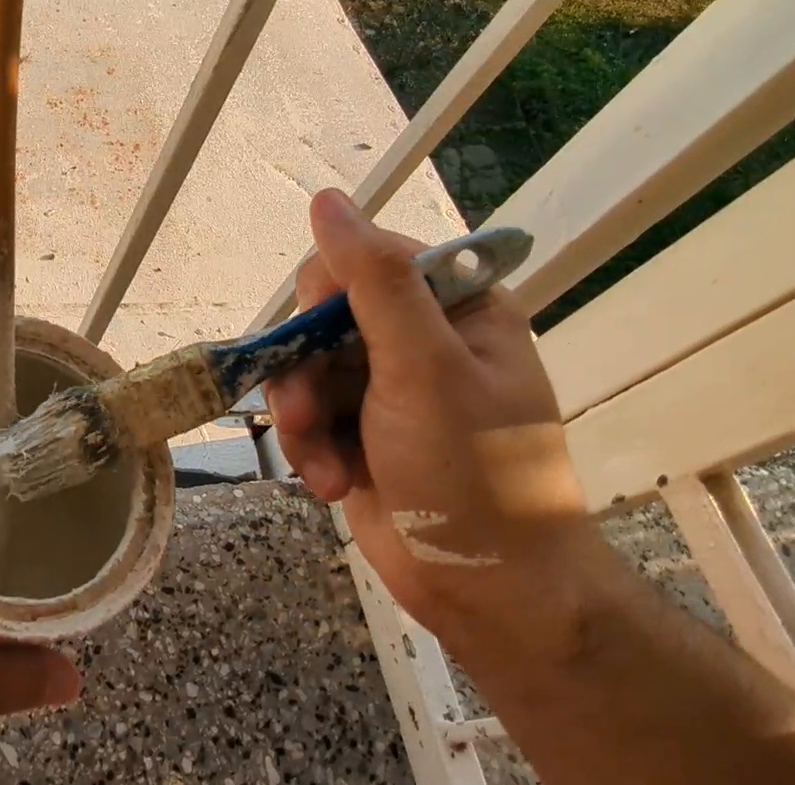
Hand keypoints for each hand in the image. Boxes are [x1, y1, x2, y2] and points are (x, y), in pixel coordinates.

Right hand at [263, 190, 612, 655]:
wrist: (491, 594)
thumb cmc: (475, 474)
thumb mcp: (424, 370)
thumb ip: (374, 283)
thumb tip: (327, 200)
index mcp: (456, 308)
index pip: (364, 260)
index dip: (325, 294)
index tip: (314, 335)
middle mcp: (419, 341)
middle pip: (321, 318)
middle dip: (305, 371)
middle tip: (310, 412)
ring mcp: (386, 389)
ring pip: (304, 370)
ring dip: (303, 419)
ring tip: (325, 466)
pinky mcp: (360, 432)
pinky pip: (307, 415)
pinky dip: (309, 448)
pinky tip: (333, 483)